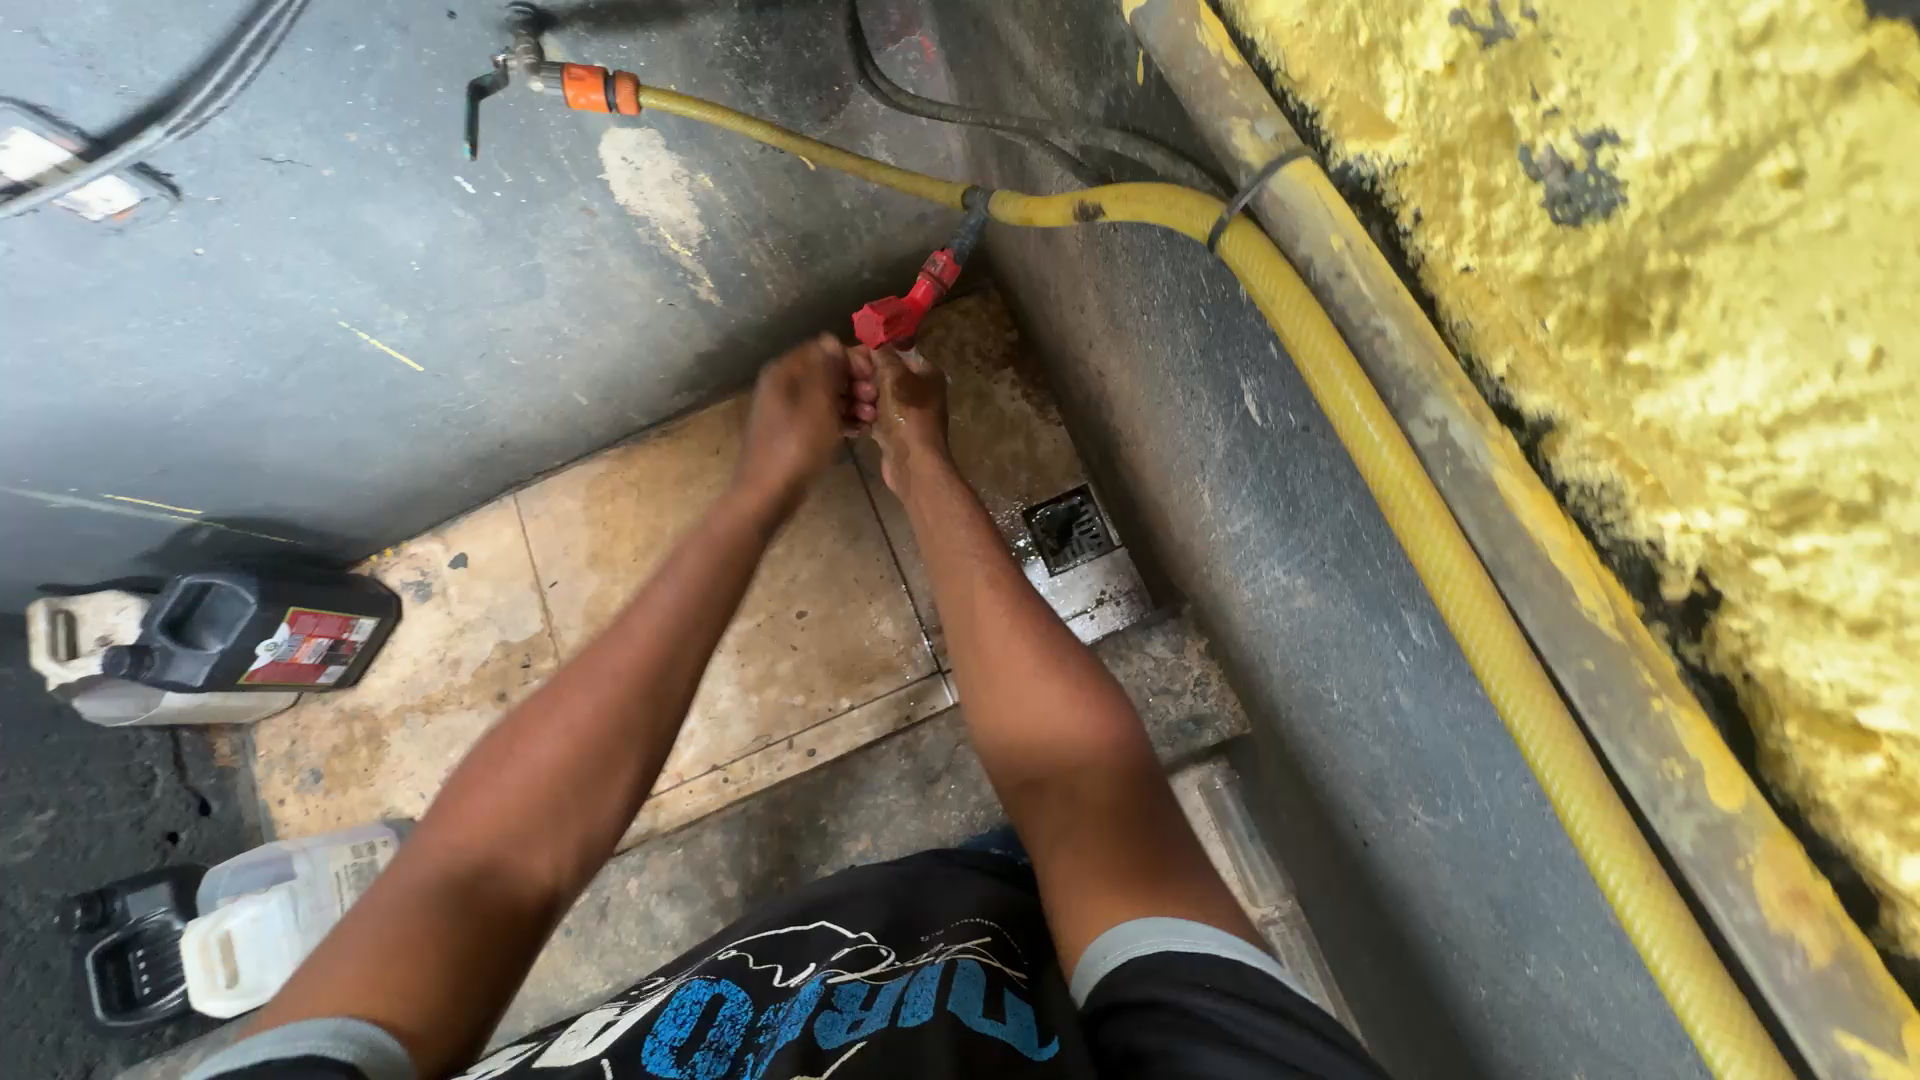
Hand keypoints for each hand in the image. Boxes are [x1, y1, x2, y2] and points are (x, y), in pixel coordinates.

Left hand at [733, 334, 875, 514]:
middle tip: (875, 401)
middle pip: (827, 372)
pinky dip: (841, 420)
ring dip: (853, 403)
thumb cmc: (796, 447)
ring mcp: (788, 410)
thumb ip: (827, 370)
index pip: (823, 349)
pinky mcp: (794, 433)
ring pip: (827, 396)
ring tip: (872, 419)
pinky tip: (860, 432)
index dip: (851, 359)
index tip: (874, 378)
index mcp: (785, 372)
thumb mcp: (818, 404)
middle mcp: (784, 385)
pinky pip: (822, 417)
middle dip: (855, 383)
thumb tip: (834, 341)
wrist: (768, 495)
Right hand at [861, 344, 950, 495]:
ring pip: (878, 398)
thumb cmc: (907, 416)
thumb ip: (883, 357)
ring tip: (855, 405)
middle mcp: (921, 392)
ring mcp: (908, 414)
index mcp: (927, 374)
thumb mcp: (894, 378)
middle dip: (867, 381)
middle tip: (852, 385)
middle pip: (886, 377)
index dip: (875, 354)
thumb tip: (874, 340)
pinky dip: (865, 417)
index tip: (853, 358)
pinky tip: (853, 418)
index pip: (898, 354)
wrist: (913, 464)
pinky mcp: (896, 432)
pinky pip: (876, 417)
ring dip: (864, 401)